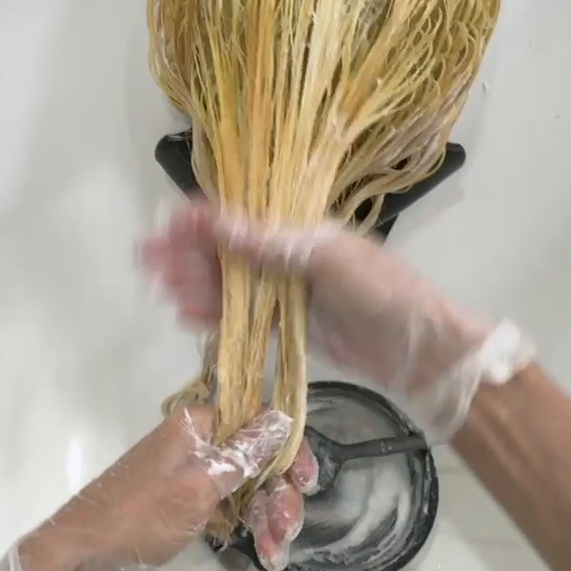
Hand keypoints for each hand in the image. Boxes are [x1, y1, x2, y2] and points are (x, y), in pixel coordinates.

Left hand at [0, 405, 289, 570]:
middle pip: (258, 455)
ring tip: (275, 550)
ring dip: (268, 514)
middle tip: (287, 526)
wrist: (84, 557)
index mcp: (196, 424)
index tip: (306, 481)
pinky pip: (230, 505)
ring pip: (248, 484)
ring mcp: (192, 474)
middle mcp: (197, 442)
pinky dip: (249, 525)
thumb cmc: (139, 516)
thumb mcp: (197, 486)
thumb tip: (282, 416)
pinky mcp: (187, 502)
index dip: (287, 446)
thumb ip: (243, 453)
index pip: (257, 417)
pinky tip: (264, 551)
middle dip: (279, 490)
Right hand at [138, 201, 533, 564]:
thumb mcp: (331, 261)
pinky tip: (189, 315)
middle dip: (184, 253)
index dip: (201, 220)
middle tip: (147, 261)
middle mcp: (285, 258)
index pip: (240, 219)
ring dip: (192, 283)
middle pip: (224, 252)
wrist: (423, 351)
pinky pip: (242, 317)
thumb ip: (274, 245)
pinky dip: (215, 315)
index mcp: (298, 231)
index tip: (167, 226)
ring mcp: (284, 293)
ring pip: (227, 285)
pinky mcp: (286, 326)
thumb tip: (220, 224)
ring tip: (161, 289)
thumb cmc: (385, 294)